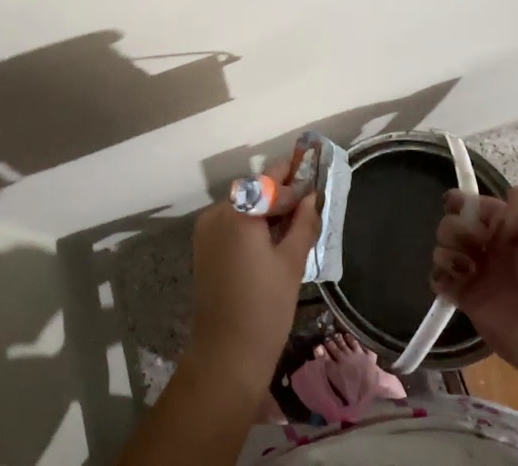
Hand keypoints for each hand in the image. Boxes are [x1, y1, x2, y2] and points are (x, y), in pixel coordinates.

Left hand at [188, 167, 320, 382]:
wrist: (227, 350)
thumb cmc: (266, 307)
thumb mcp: (292, 262)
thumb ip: (304, 223)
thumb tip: (314, 196)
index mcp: (239, 212)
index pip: (269, 181)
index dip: (291, 174)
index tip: (311, 167)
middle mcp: (217, 213)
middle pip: (252, 191)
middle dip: (279, 191)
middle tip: (308, 195)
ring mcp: (206, 230)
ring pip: (241, 206)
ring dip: (265, 207)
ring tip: (295, 216)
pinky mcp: (203, 246)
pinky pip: (230, 222)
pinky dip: (250, 221)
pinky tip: (272, 235)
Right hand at [429, 185, 517, 377]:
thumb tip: (498, 217)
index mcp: (517, 227)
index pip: (480, 204)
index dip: (464, 200)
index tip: (454, 203)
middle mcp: (496, 247)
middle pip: (455, 221)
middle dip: (456, 225)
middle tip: (477, 242)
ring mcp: (480, 274)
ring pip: (443, 246)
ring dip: (448, 248)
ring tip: (468, 266)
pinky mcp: (467, 299)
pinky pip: (438, 277)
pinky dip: (439, 273)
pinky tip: (456, 280)